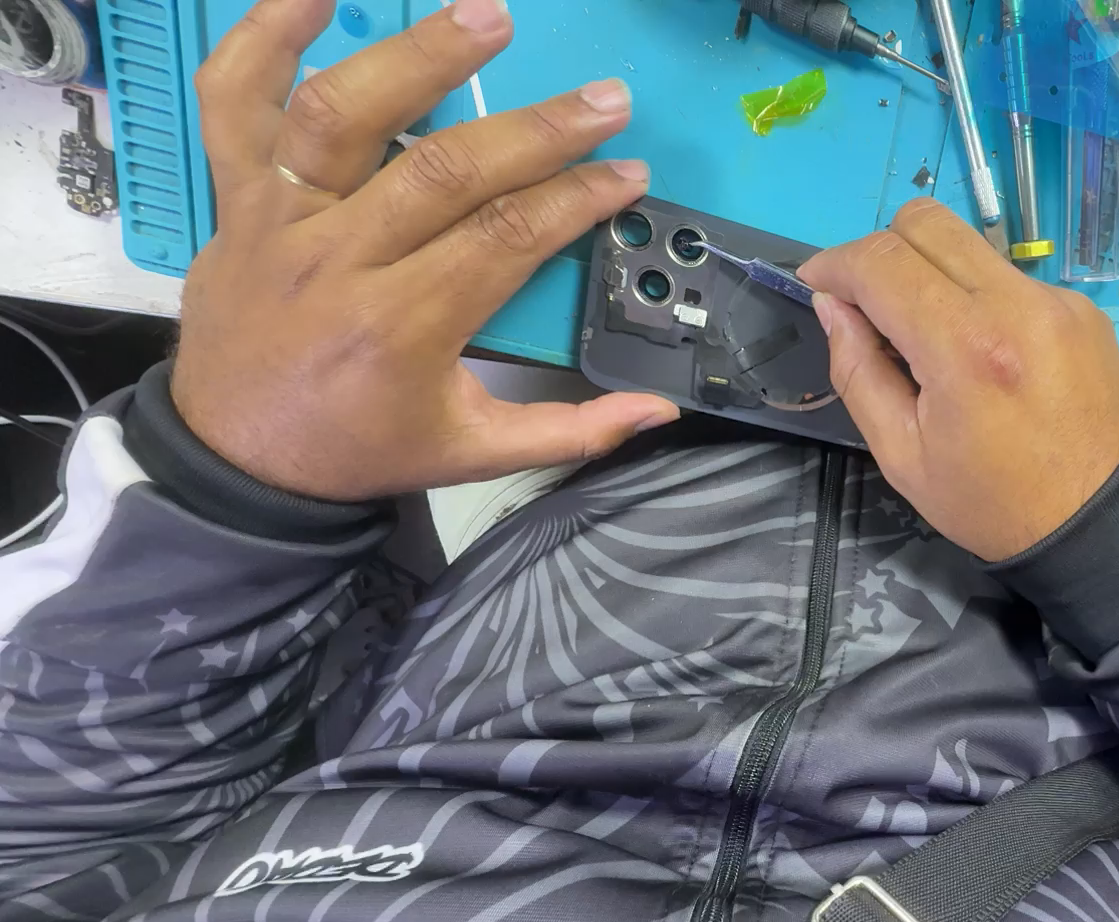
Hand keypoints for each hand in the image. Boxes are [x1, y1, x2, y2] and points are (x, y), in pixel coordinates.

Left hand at [170, 0, 678, 500]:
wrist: (239, 458)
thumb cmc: (370, 449)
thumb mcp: (482, 455)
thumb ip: (578, 432)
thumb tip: (661, 409)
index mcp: (408, 325)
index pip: (506, 237)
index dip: (576, 199)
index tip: (627, 175)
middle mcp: (340, 259)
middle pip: (446, 169)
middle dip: (539, 130)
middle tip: (604, 101)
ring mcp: (279, 221)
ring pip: (342, 116)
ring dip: (419, 56)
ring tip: (489, 17)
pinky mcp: (237, 203)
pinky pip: (235, 107)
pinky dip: (262, 38)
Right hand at [799, 199, 1118, 561]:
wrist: (1095, 522)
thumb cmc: (990, 503)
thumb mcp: (903, 456)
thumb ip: (857, 372)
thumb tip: (833, 305)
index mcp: (966, 349)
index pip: (882, 262)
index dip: (835, 264)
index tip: (818, 283)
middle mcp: (1017, 304)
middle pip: (927, 223)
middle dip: (879, 252)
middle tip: (869, 304)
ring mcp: (1058, 301)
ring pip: (970, 245)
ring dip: (930, 272)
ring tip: (928, 336)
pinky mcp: (1083, 310)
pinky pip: (1010, 277)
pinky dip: (979, 298)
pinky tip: (985, 352)